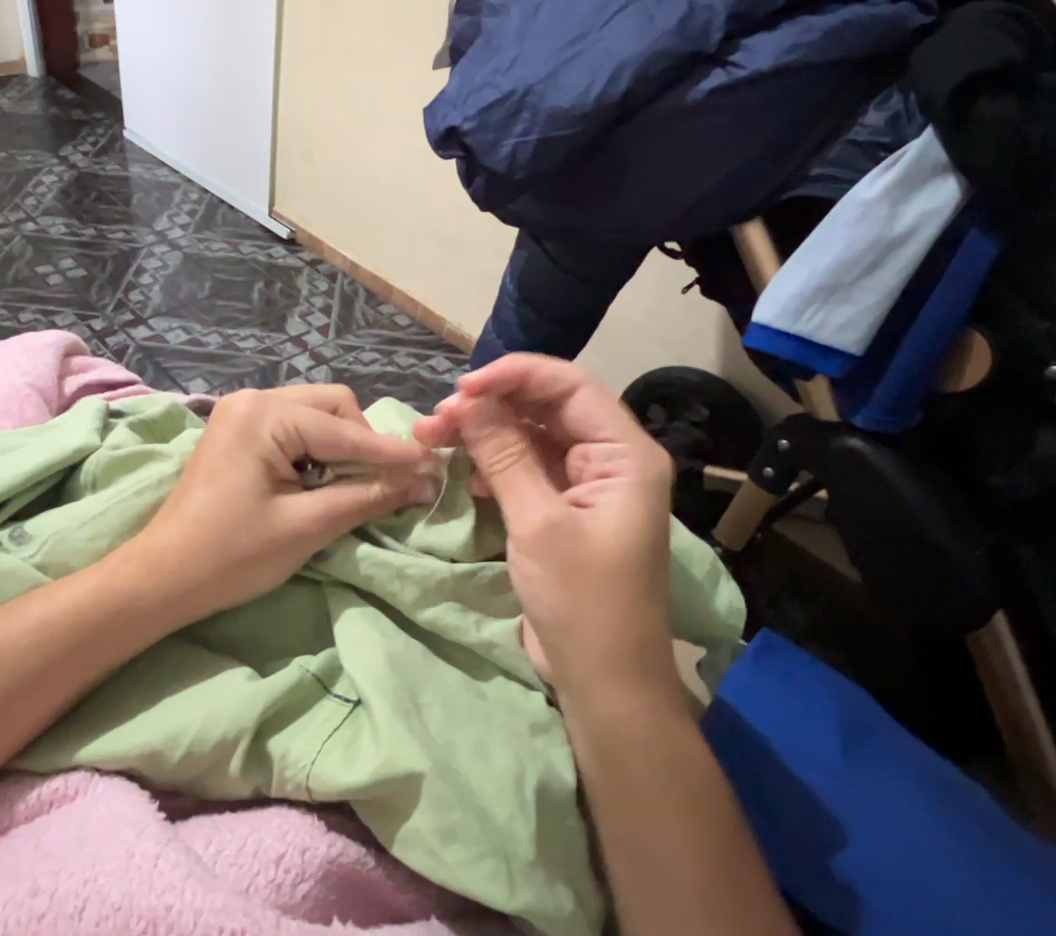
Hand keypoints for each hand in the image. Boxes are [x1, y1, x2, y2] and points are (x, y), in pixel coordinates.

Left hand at [133, 385, 437, 617]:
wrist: (165, 576)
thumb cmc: (232, 555)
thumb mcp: (307, 526)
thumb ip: (367, 497)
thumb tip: (422, 483)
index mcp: (265, 415)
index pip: (346, 430)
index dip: (392, 453)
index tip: (434, 467)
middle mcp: (253, 399)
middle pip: (334, 407)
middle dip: (363, 444)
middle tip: (380, 485)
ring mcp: (242, 412)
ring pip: (316, 415)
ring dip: (342, 446)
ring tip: (352, 486)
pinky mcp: (238, 431)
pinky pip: (294, 428)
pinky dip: (317, 450)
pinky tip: (321, 480)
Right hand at [415, 355, 676, 693]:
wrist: (605, 679)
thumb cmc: (583, 602)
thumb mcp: (538, 524)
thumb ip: (505, 455)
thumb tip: (469, 401)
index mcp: (624, 453)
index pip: (569, 385)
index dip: (512, 375)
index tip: (459, 389)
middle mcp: (610, 459)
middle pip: (546, 407)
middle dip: (489, 406)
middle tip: (434, 418)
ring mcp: (586, 486)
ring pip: (530, 437)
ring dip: (484, 434)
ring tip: (431, 438)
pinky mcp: (564, 511)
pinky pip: (526, 469)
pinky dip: (493, 464)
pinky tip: (464, 473)